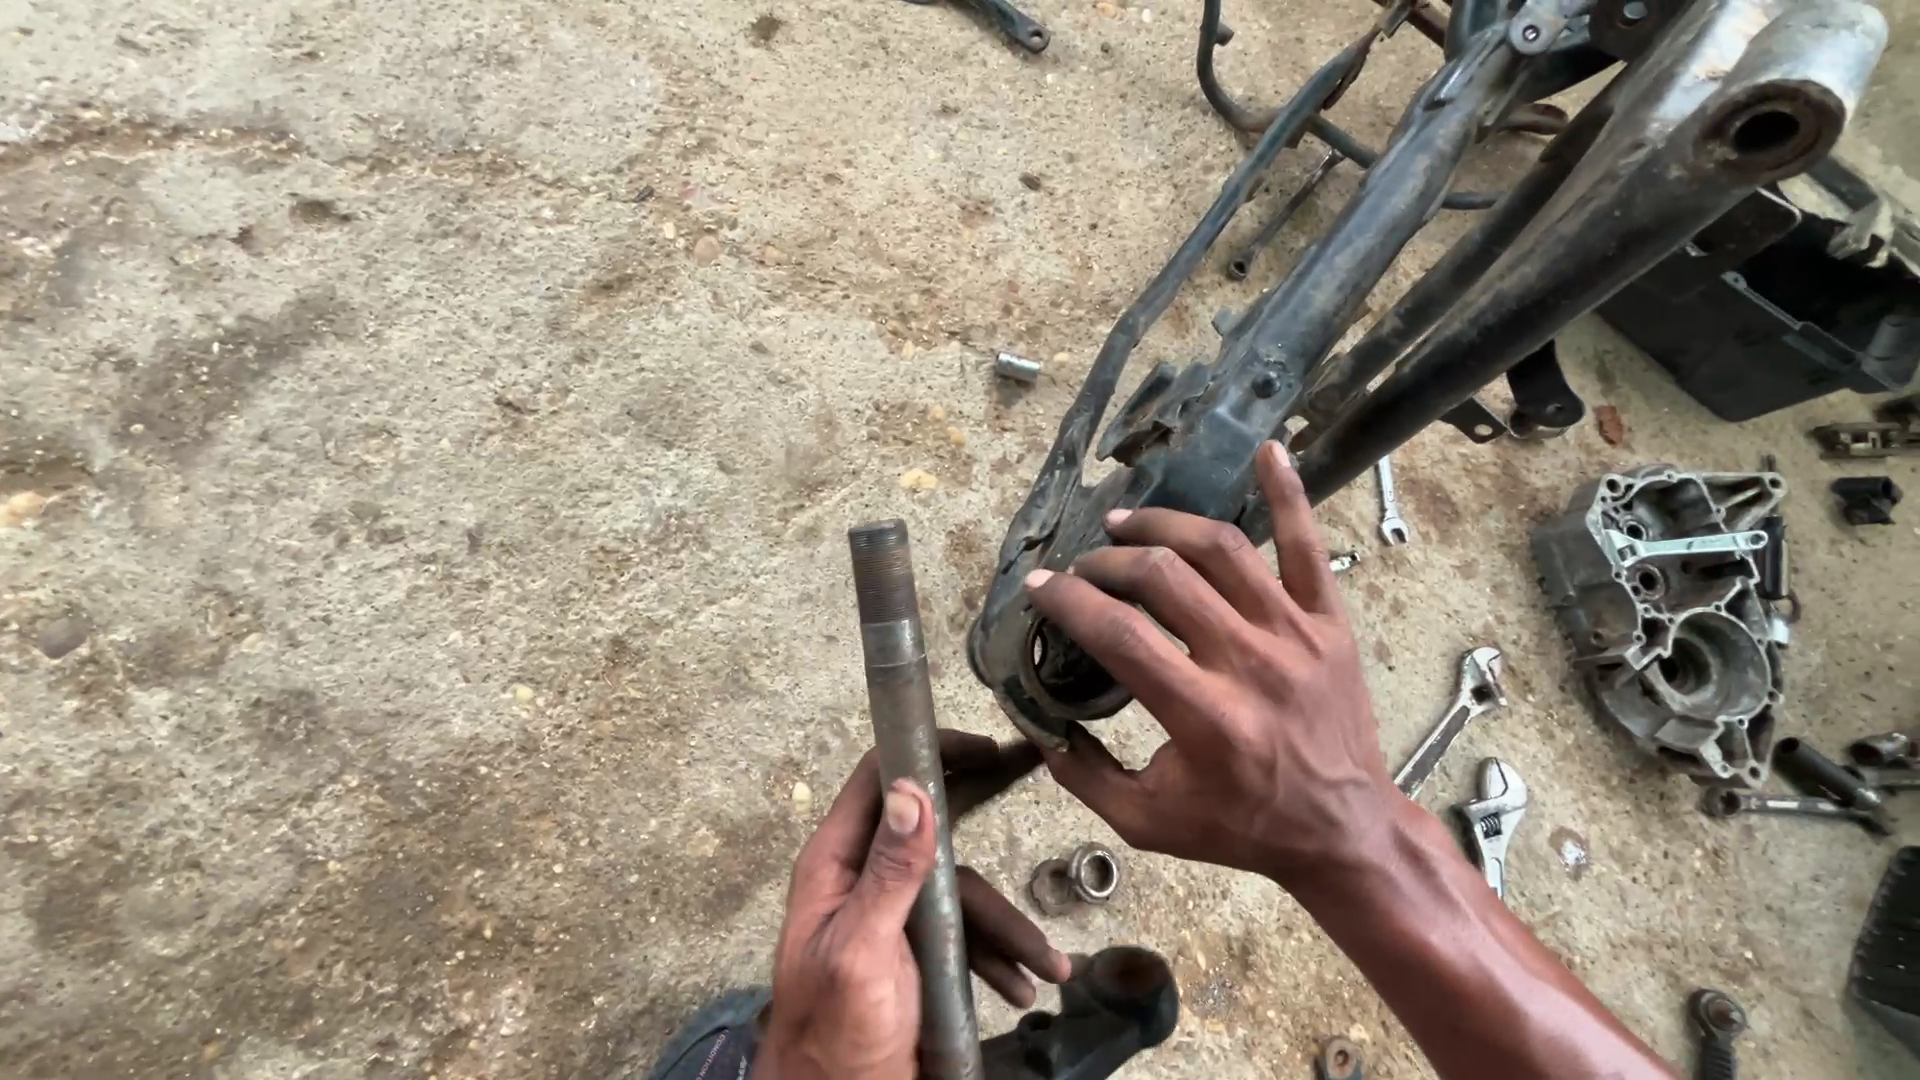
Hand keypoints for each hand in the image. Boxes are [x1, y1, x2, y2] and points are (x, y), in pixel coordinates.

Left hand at [756, 732, 1070, 1079]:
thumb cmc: (834, 1031)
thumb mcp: (863, 949)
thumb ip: (888, 871)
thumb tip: (913, 789)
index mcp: (836, 862)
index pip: (878, 780)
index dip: (926, 752)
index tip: (980, 747)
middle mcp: (864, 874)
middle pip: (928, 823)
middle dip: (980, 806)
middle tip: (1023, 770)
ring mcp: (893, 911)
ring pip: (960, 890)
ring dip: (1006, 925)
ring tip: (1047, 963)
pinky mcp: (916, 947)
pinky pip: (964, 934)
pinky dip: (996, 954)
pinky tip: (1022, 985)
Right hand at [1023, 440, 1399, 887]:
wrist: (1347, 831)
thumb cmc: (1242, 828)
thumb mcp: (1146, 823)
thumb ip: (1081, 776)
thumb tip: (1036, 724)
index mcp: (1205, 716)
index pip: (1121, 634)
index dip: (1069, 601)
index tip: (1040, 586)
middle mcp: (1251, 664)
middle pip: (1164, 579)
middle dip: (1108, 563)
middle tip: (1083, 568)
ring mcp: (1297, 635)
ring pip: (1221, 550)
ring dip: (1164, 525)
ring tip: (1126, 522)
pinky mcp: (1330, 623)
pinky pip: (1308, 546)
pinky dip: (1287, 494)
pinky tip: (1268, 450)